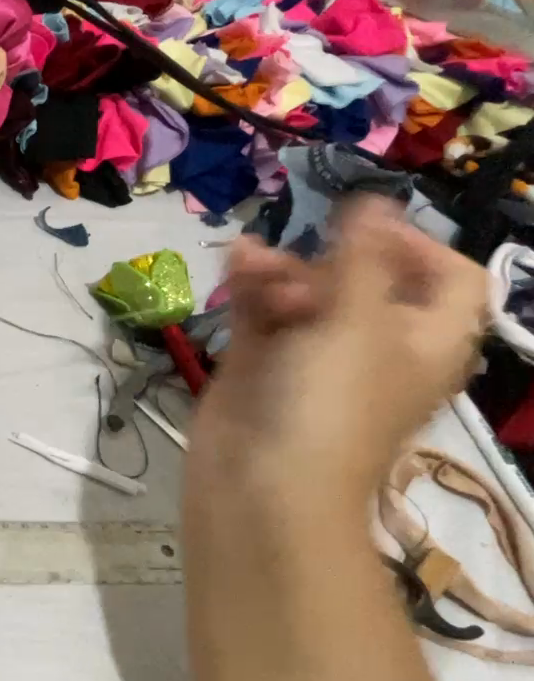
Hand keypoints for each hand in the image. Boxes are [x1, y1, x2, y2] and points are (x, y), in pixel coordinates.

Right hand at [189, 199, 484, 521]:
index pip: (447, 278)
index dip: (414, 244)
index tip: (362, 223)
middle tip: (291, 260)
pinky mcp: (258, 365)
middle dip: (326, 260)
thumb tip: (372, 200)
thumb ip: (361, 260)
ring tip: (244, 260)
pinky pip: (259, 316)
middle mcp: (373, 344)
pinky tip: (232, 264)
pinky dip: (248, 289)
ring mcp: (309, 356)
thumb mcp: (356, 325)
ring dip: (278, 271)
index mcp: (426, 339)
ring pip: (302, 295)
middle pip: (363, 280)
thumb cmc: (329, 403)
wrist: (260, 479)